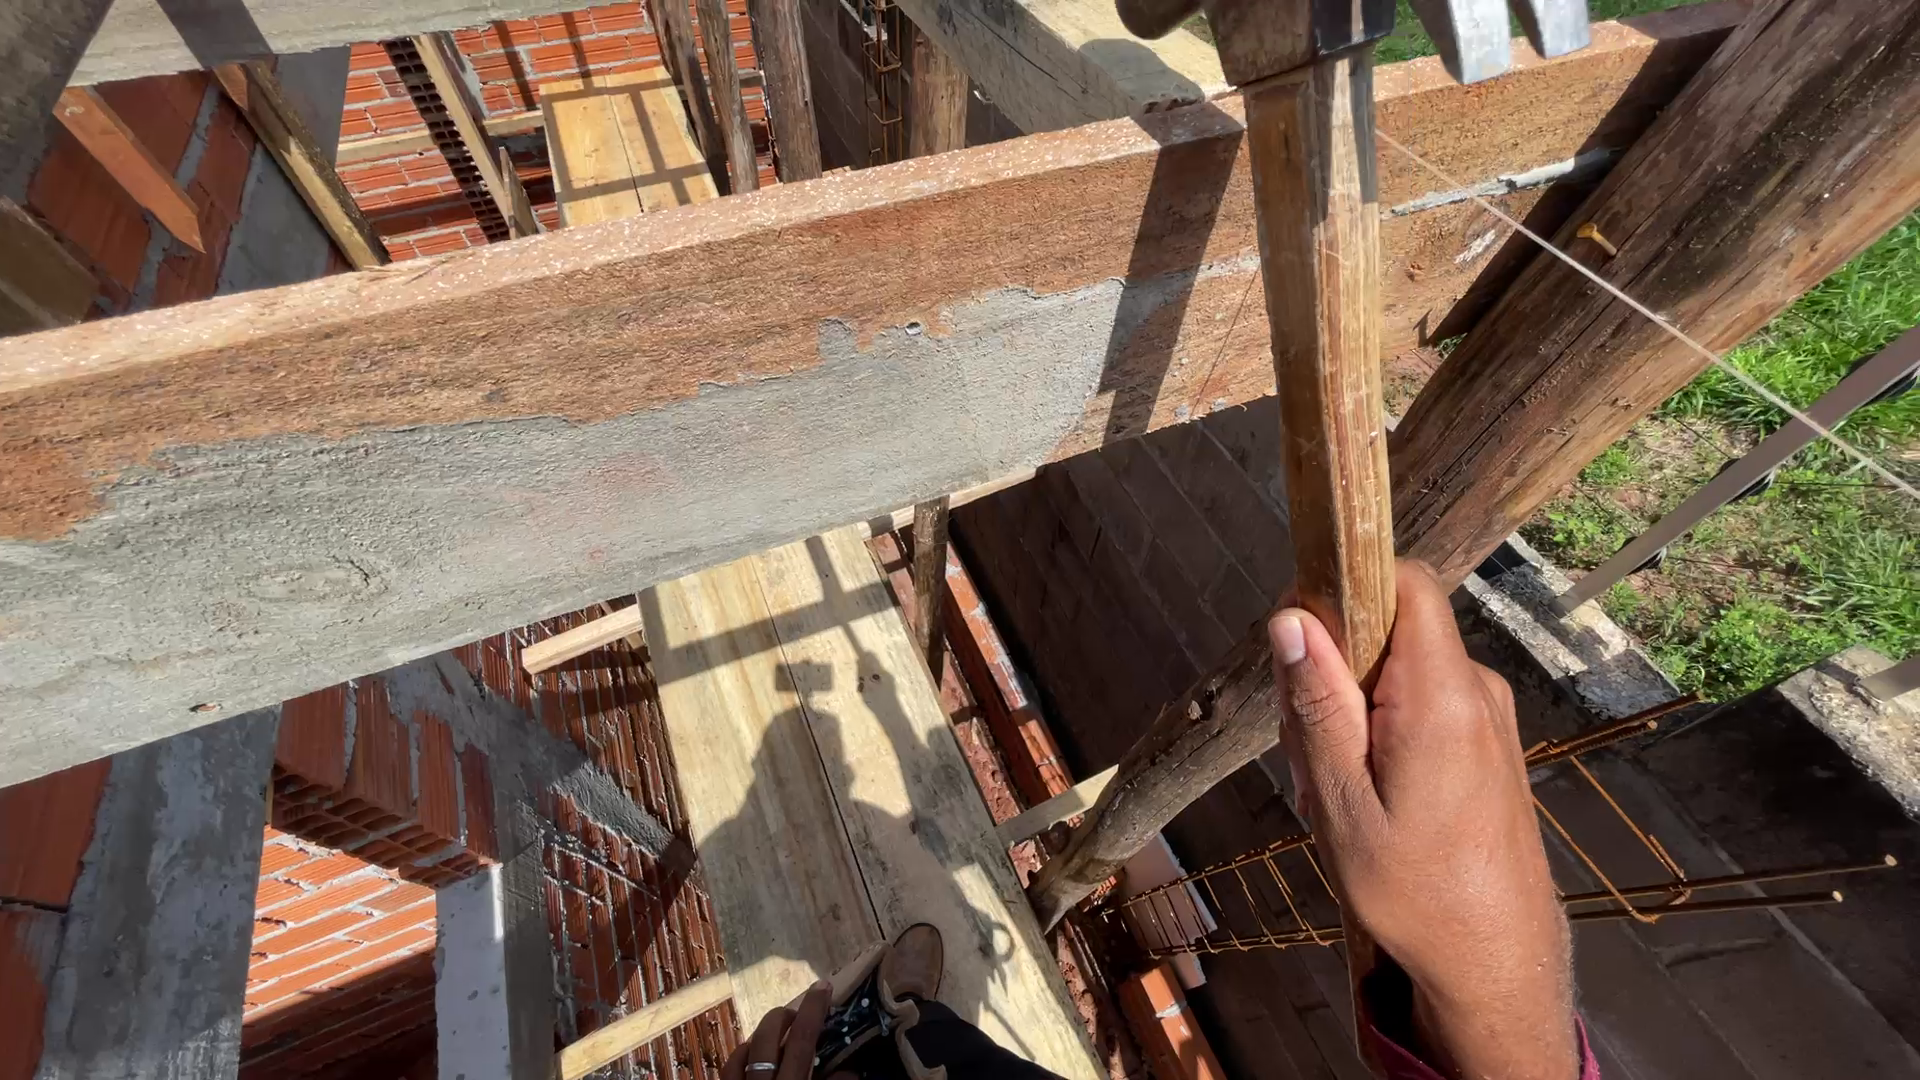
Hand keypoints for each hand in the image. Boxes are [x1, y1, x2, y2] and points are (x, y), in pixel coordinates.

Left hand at [722, 981, 832, 1079]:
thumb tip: (847, 1069)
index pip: (802, 1038)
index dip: (813, 1008)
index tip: (825, 986)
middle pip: (768, 1034)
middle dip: (785, 1015)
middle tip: (801, 1013)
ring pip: (746, 1048)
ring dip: (763, 1033)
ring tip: (779, 1031)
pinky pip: (729, 1067)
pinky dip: (743, 1054)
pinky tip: (753, 1054)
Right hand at [1268, 560, 1574, 1079]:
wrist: (1496, 970)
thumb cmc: (1412, 891)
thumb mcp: (1341, 799)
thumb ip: (1318, 702)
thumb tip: (1290, 616)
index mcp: (1443, 697)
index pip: (1404, 583)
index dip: (1345, 584)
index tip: (1300, 636)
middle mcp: (1475, 691)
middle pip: (1385, 629)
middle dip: (1330, 668)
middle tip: (1306, 748)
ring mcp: (1485, 716)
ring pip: (1392, 668)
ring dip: (1345, 708)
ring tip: (1329, 784)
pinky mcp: (1484, 740)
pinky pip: (1414, 700)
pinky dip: (1373, 729)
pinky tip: (1358, 791)